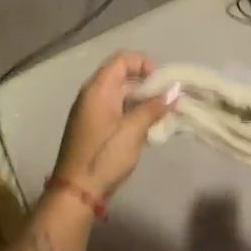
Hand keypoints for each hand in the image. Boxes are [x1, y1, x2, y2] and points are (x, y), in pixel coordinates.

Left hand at [50, 51, 177, 207]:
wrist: (77, 191)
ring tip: (164, 115)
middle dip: (148, 84)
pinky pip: (118, 111)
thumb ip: (153, 108)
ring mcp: (93, 112)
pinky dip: (134, 114)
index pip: (122, 59)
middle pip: (123, 76)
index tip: (162, 82)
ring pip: (122, 95)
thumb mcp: (133, 131)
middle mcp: (93, 95)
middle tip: (169, 100)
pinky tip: (150, 127)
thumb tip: (173, 92)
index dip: (144, 63)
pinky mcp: (96, 128)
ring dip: (143, 101)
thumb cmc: (104, 156)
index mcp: (98, 89)